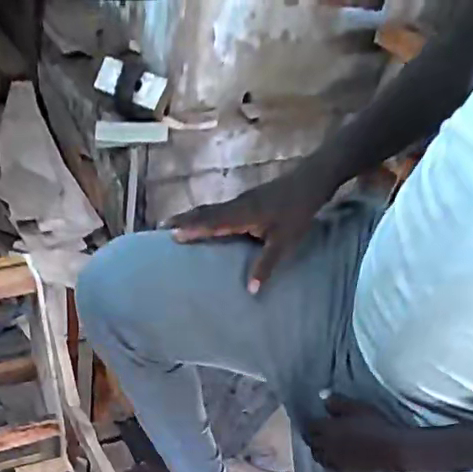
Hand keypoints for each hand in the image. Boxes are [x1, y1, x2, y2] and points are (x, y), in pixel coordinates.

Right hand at [166, 165, 337, 292]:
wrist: (311, 180)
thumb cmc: (298, 212)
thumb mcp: (285, 243)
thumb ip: (266, 265)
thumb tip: (250, 291)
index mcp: (243, 214)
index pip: (212, 222)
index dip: (192, 228)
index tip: (171, 234)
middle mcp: (237, 205)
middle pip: (204, 212)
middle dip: (183, 220)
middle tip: (160, 229)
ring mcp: (240, 201)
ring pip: (210, 209)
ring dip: (191, 217)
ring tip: (173, 226)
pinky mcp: (245, 201)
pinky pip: (218, 210)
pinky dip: (204, 216)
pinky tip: (201, 223)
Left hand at [304, 394, 422, 471]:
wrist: (389, 448)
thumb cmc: (374, 424)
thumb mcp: (357, 408)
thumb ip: (338, 403)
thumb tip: (324, 399)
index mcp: (327, 428)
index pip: (311, 427)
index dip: (315, 424)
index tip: (320, 422)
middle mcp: (326, 444)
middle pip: (312, 442)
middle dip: (315, 437)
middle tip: (322, 434)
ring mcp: (333, 458)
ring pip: (318, 456)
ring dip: (320, 450)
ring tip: (326, 446)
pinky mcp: (341, 469)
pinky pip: (328, 466)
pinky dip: (328, 461)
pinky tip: (335, 457)